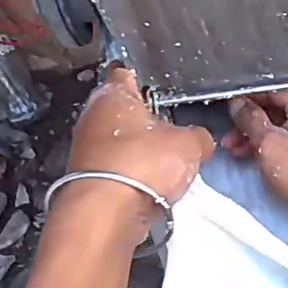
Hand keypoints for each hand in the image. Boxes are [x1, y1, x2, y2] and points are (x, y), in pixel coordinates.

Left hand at [66, 64, 214, 203]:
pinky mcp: (87, 180)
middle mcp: (91, 117)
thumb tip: (201, 140)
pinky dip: (130, 176)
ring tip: (164, 166)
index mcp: (112, 95)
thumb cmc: (144, 163)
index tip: (160, 89)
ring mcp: (85, 150)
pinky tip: (148, 187)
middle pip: (123, 112)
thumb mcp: (188, 146)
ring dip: (138, 152)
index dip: (144, 79)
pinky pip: (116, 170)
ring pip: (119, 143)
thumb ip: (199, 137)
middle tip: (172, 133)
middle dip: (145, 122)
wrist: (106, 214)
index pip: (126, 73)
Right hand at [223, 90, 287, 216]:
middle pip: (270, 110)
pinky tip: (241, 152)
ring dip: (249, 135)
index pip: (272, 93)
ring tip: (229, 146)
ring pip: (270, 126)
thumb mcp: (269, 142)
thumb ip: (250, 119)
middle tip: (227, 133)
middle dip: (246, 122)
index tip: (227, 105)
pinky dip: (259, 144)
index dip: (247, 99)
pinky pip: (275, 139)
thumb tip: (236, 103)